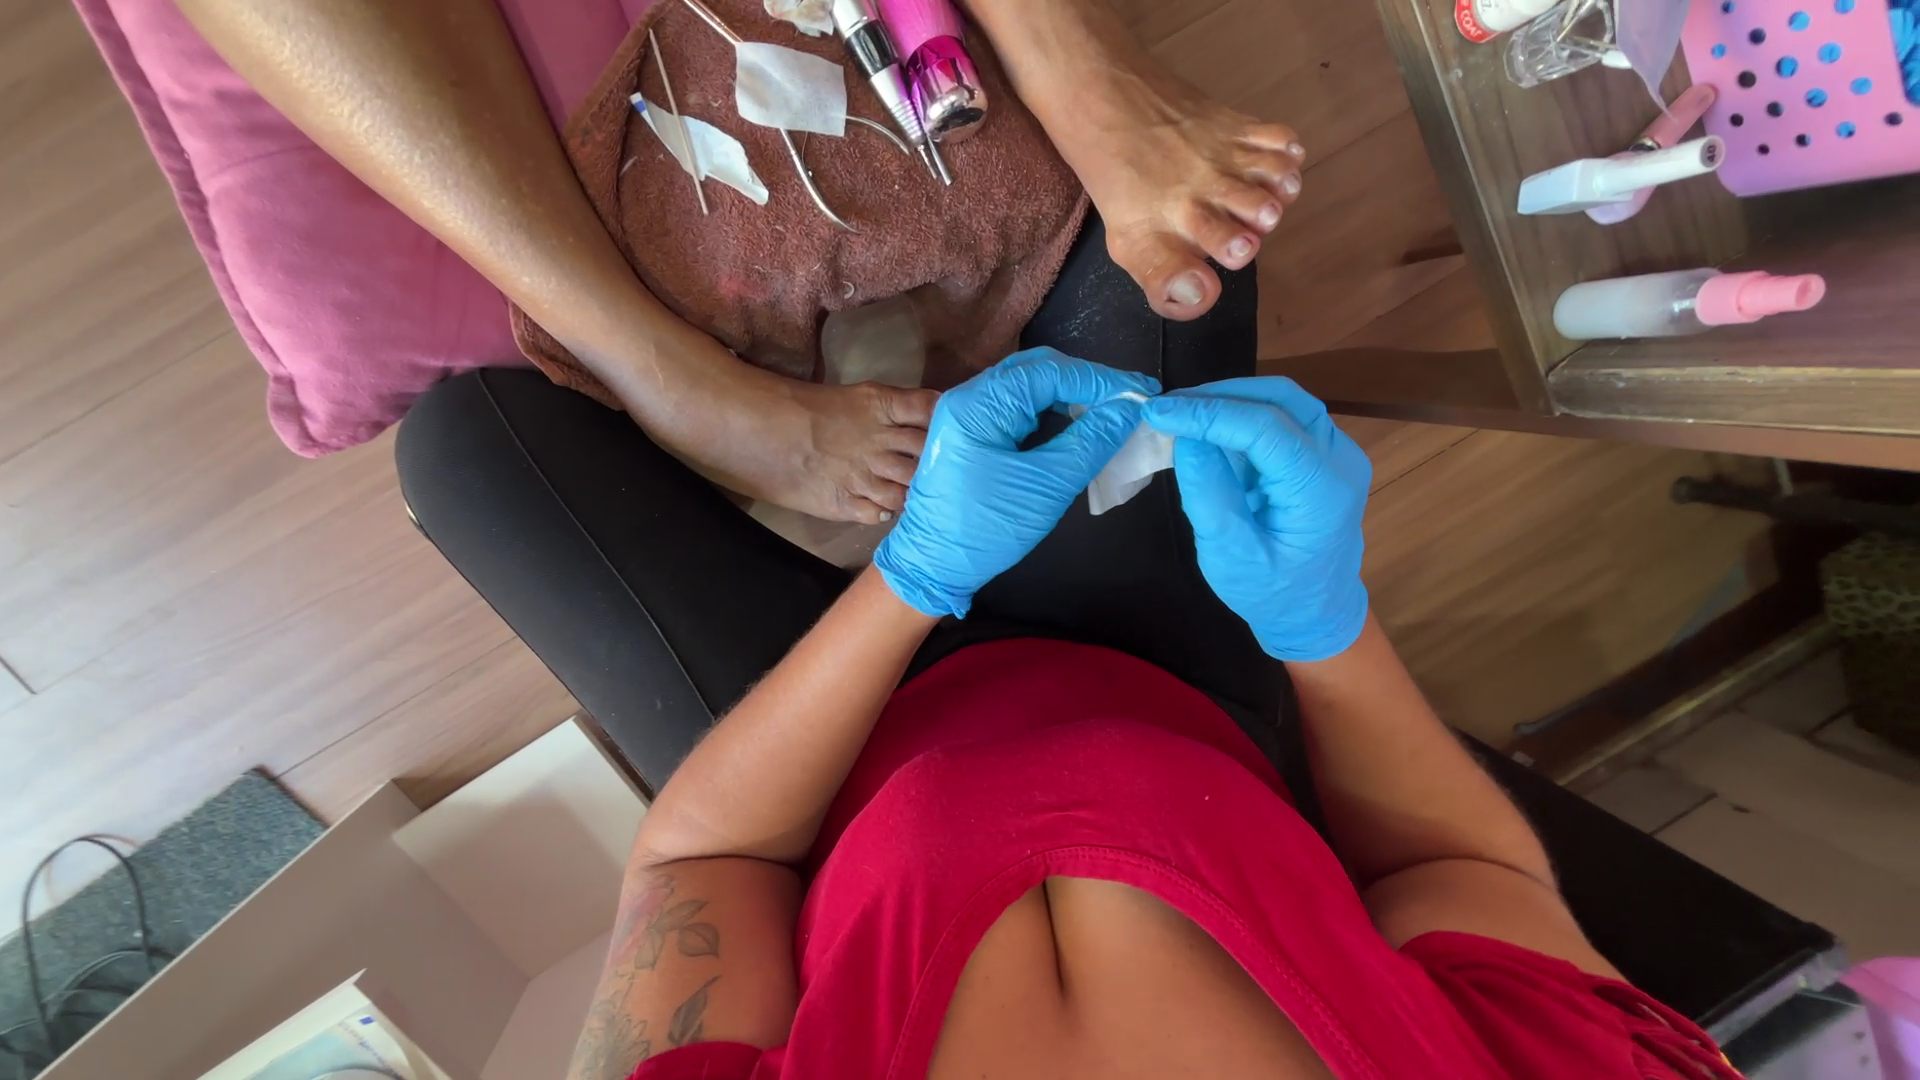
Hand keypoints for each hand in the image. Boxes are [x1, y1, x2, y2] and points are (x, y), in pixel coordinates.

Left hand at [874, 349, 1158, 616]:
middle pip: (1037, 371)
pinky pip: (1018, 411)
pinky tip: (1077, 424)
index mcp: (978, 405)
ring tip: (1110, 411)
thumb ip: (1090, 441)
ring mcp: (967, 416)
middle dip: (1086, 382)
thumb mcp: (1045, 486)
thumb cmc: (986, 529)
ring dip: (1070, 396)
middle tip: (1129, 400)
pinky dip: (1051, 413)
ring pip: (1028, 389)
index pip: (1049, 372)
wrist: (933, 565)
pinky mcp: (972, 435)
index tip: (1141, 392)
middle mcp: (968, 399)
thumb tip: (1129, 408)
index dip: (1099, 379)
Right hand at [1143, 377, 1371, 661]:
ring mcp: (1336, 453)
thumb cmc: (1272, 593)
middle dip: (1219, 396)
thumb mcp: (1230, 555)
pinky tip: (1207, 431)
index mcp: (1321, 489)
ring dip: (1229, 401)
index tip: (1157, 412)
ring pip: (1283, 400)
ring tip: (1182, 415)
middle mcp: (1339, 459)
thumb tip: (1186, 438)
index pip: (1264, 426)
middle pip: (1280, 398)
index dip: (1207, 413)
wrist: (1314, 613)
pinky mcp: (1321, 454)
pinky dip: (1240, 417)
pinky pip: (1281, 418)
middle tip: (1168, 408)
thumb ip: (1209, 494)